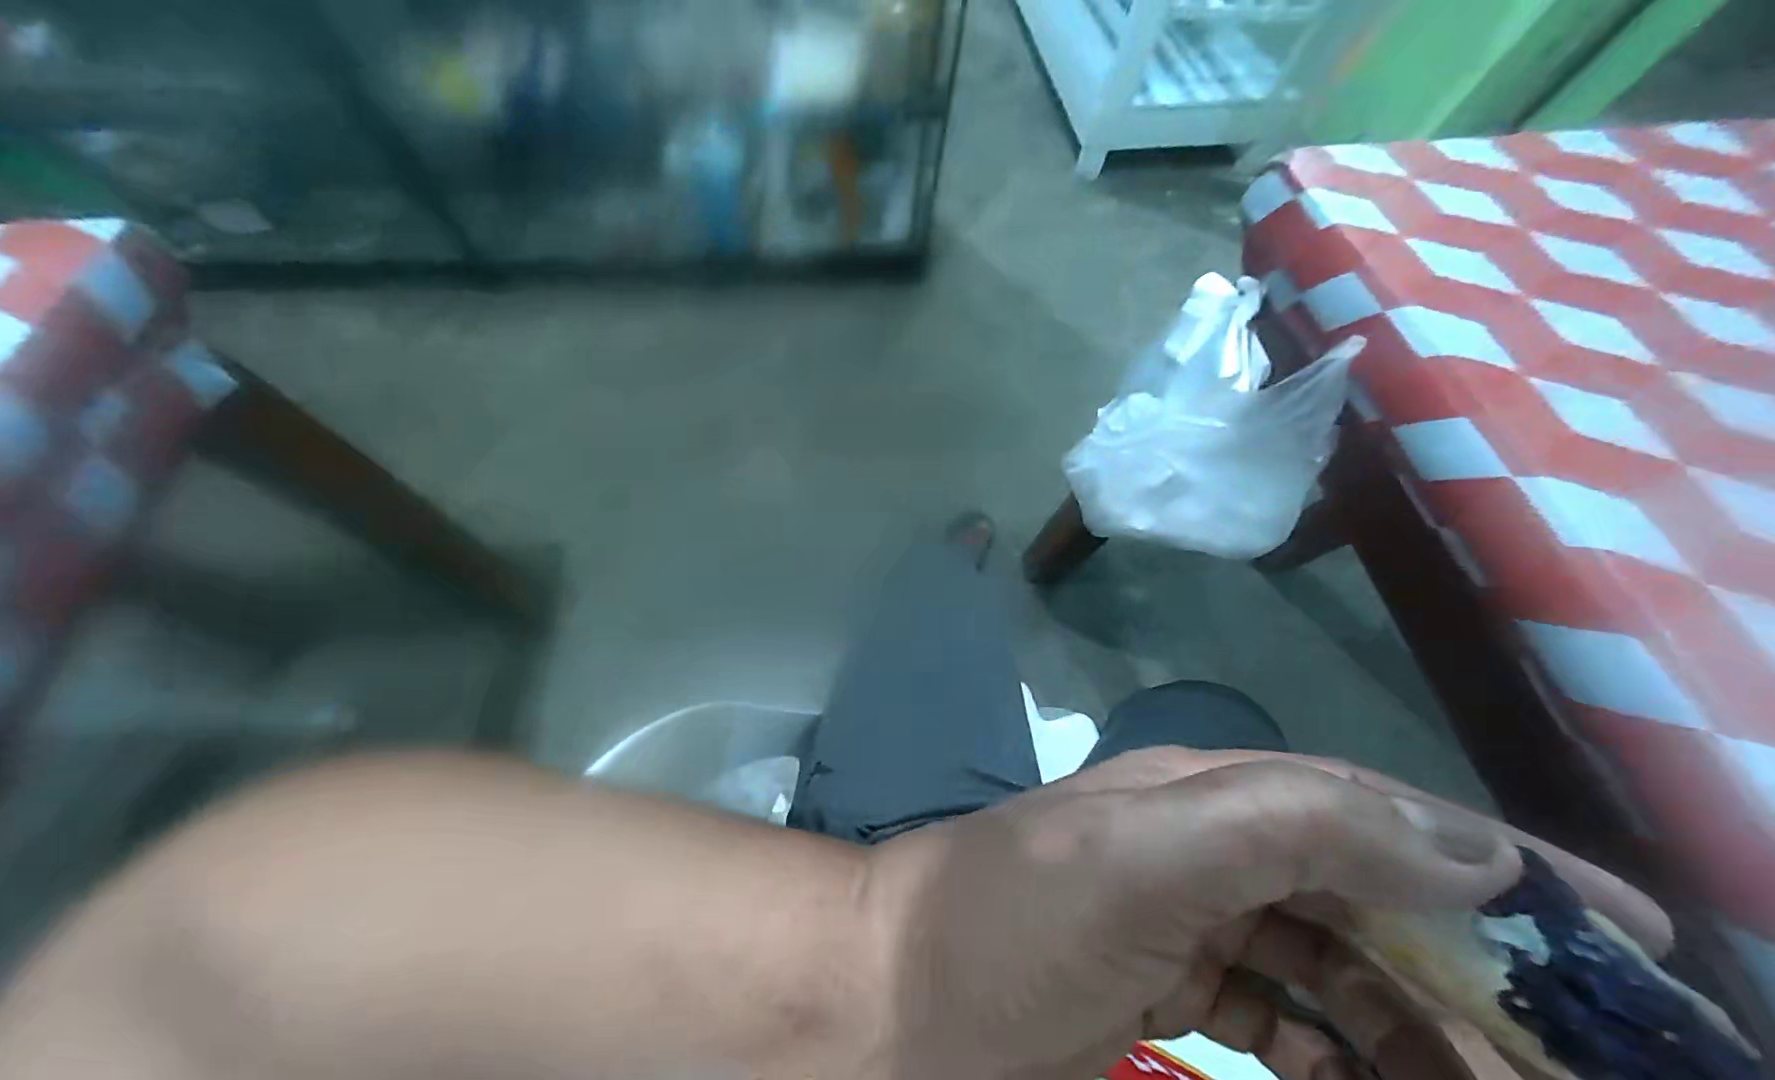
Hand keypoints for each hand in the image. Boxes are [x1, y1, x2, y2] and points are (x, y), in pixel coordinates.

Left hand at [860, 747, 1671, 1079]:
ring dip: (1419, 1024)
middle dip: (1475, 965)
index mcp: (1196, 795)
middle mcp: (1197, 844)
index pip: (1364, 808)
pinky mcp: (1168, 986)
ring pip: (1333, 962)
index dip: (1492, 861)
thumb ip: (1280, 825)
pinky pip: (1286, 1015)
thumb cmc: (1012, 921)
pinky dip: (1342, 1048)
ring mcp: (1183, 918)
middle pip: (1363, 892)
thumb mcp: (1139, 856)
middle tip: (1591, 1059)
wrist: (898, 990)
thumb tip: (1462, 844)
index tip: (1632, 939)